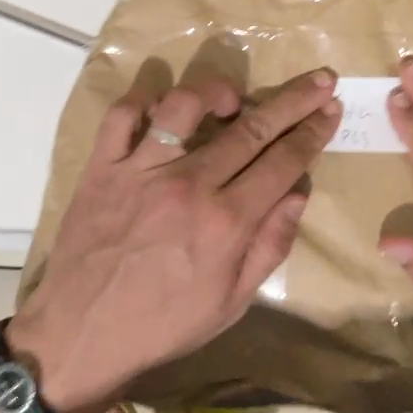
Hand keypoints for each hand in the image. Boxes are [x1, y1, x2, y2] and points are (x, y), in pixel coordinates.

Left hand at [11, 68, 342, 412]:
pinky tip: (162, 107)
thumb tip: (298, 193)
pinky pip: (123, 115)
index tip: (329, 107)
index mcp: (225, 222)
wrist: (82, 333)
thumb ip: (269, 245)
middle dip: (291, 101)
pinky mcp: (102, 166)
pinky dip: (144, 100)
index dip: (312, 131)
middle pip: (250, 128)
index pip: (282, 162)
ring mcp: (140, 170)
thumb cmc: (163, 325)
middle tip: (317, 80)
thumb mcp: (232, 302)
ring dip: (216, 91)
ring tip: (232, 99)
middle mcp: (187, 184)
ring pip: (184, 106)